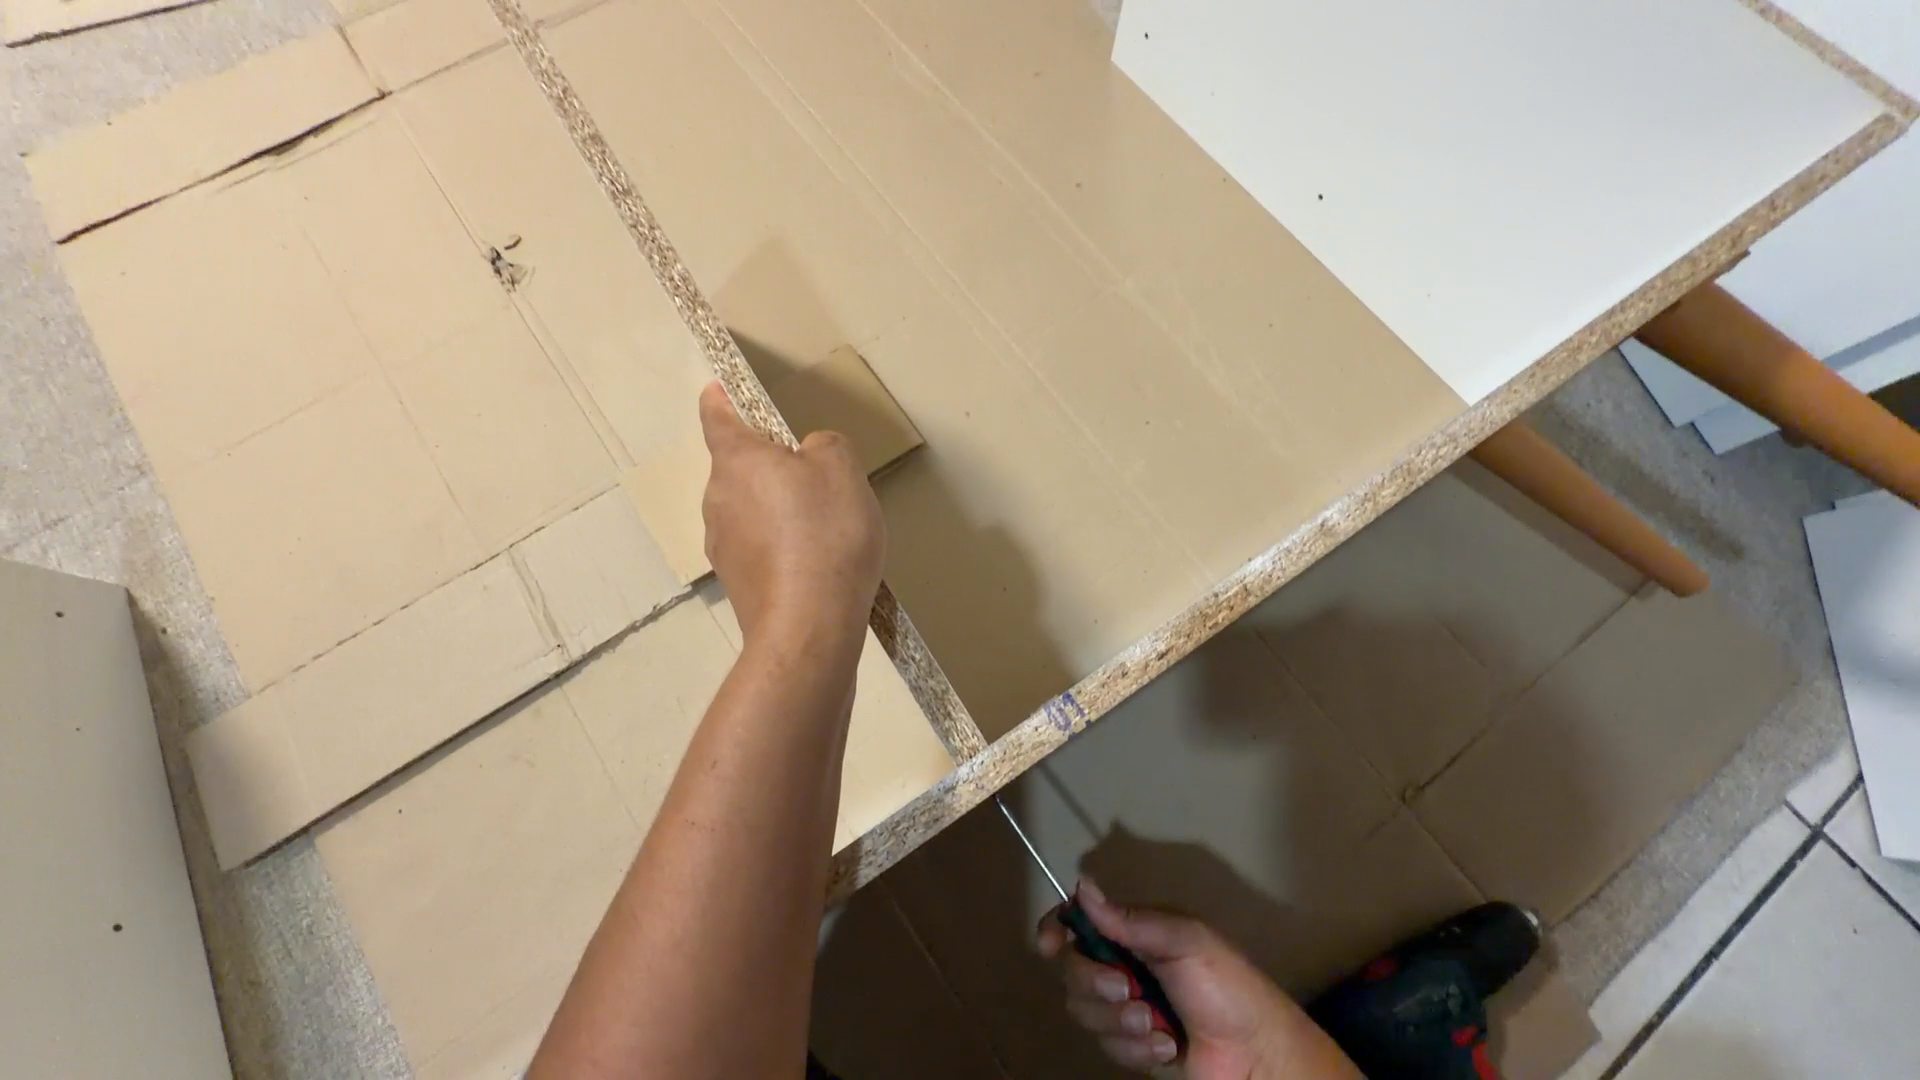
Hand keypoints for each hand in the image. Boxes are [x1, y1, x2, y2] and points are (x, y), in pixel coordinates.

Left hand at [699, 381, 885, 644]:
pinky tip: (814, 563)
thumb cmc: (825, 534)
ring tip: (821, 527)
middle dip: (768, 465)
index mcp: (738, 461)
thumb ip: (825, 445)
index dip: (720, 399)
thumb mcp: (843, 470)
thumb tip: (809, 453)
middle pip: (739, 467)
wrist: (808, 625)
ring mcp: (722, 544)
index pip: (717, 416)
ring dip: (775, 508)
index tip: (720, 390)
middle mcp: (717, 498)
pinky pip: (759, 547)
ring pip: (748, 509)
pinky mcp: (736, 582)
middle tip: (814, 476)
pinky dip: (780, 545)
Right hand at [1038, 879, 1362, 1079]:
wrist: (1258, 1056)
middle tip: (1128, 989)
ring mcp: (1127, 1008)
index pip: (1079, 922)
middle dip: (1095, 983)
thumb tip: (1082, 886)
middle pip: (1072, 970)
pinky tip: (1168, 1048)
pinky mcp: (1134, 1048)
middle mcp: (1123, 965)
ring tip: (1157, 1025)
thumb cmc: (1226, 986)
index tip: (1049, 945)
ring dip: (1119, 1020)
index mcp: (1135, 933)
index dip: (1056, 928)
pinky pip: (1108, 1047)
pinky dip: (1137, 1050)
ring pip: (1085, 1011)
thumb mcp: (1185, 941)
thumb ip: (1131, 920)